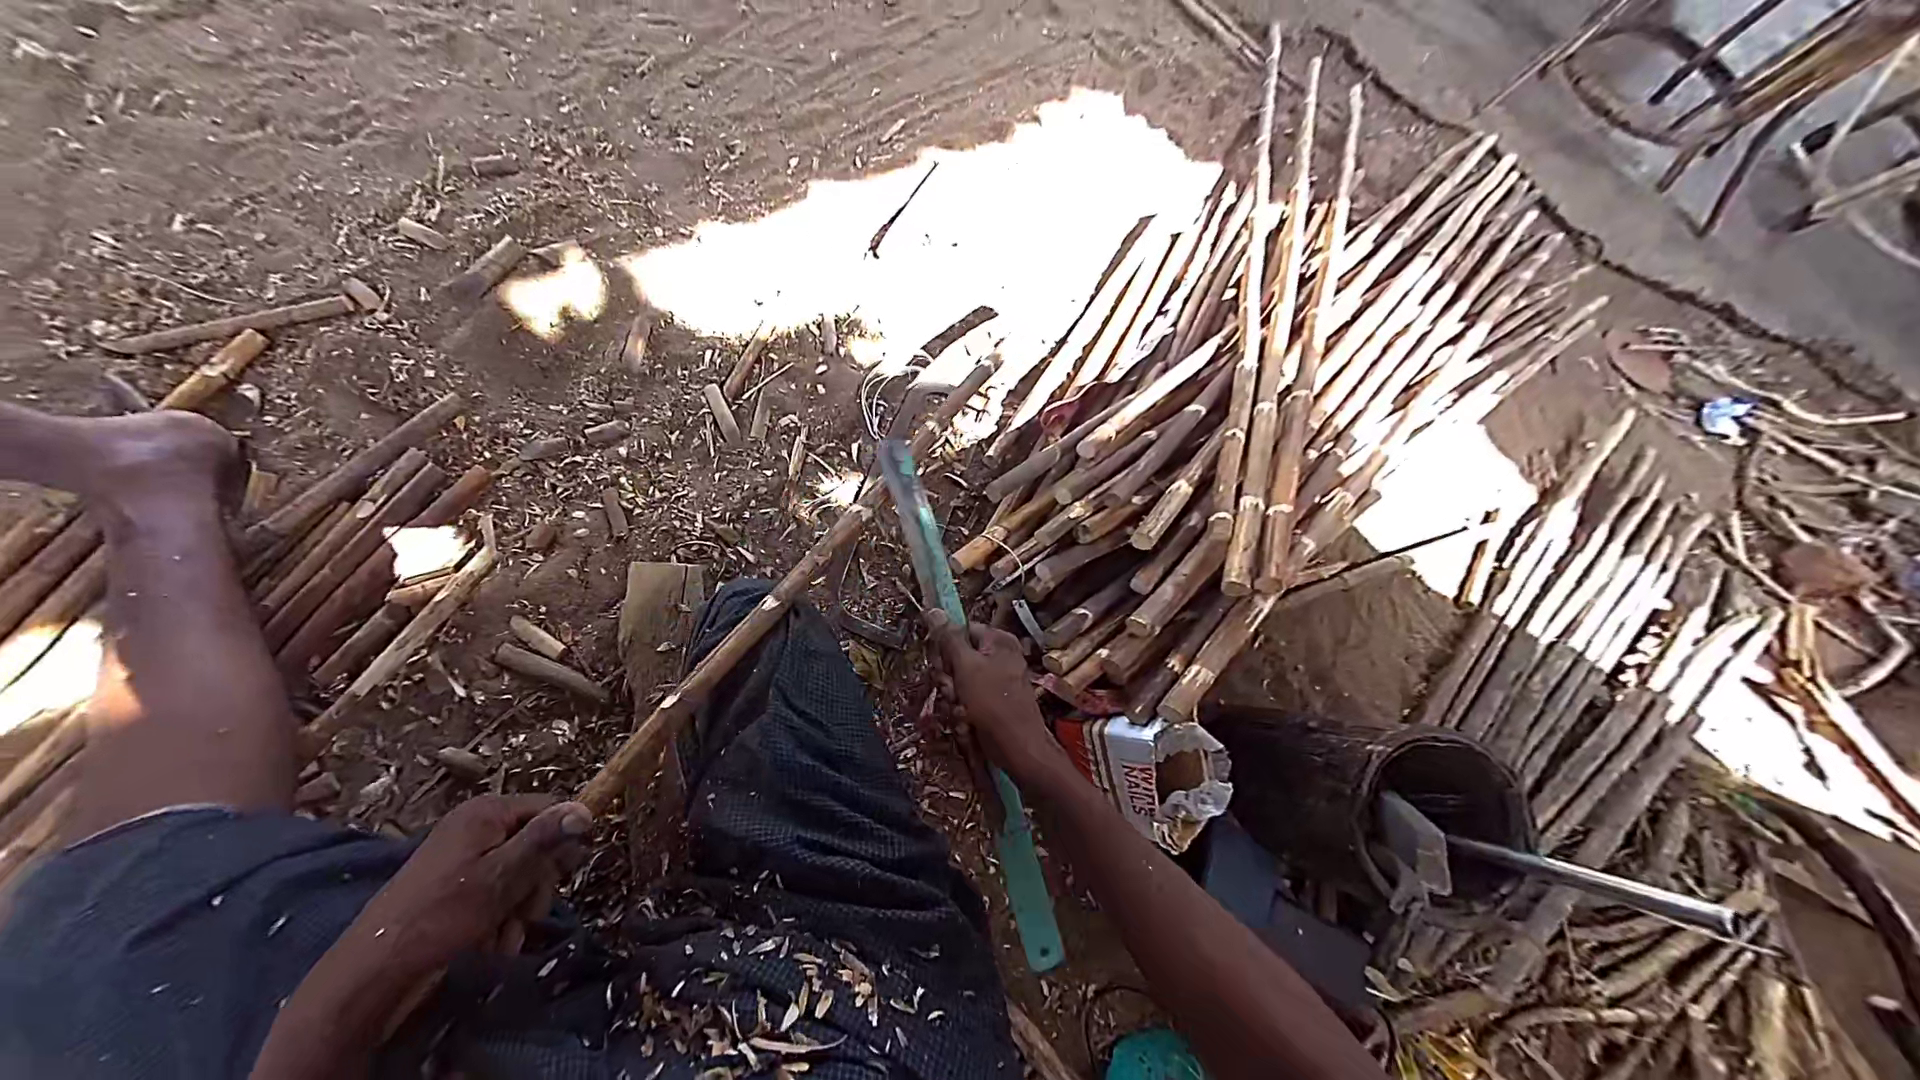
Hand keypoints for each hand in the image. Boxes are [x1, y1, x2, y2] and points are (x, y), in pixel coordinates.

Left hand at [358, 794, 590, 970]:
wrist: (371, 974)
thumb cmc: (441, 916)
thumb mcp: (503, 875)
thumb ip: (545, 839)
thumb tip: (585, 810)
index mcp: (487, 811)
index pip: (551, 807)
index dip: (563, 838)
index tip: (566, 871)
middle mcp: (475, 825)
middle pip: (537, 842)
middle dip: (537, 882)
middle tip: (525, 910)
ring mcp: (462, 855)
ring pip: (520, 872)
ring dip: (519, 906)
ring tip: (501, 933)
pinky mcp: (453, 884)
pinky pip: (496, 891)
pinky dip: (498, 916)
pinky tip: (488, 939)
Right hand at [924, 610, 1072, 787]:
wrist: (1017, 747)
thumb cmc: (993, 702)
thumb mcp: (966, 666)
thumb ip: (949, 639)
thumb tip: (934, 609)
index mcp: (998, 640)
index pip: (961, 630)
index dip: (946, 647)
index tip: (941, 664)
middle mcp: (999, 655)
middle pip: (957, 656)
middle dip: (949, 677)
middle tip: (953, 690)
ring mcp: (995, 679)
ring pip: (957, 680)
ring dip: (953, 696)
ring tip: (961, 708)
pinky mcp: (990, 700)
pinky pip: (966, 697)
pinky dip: (961, 708)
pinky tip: (965, 719)